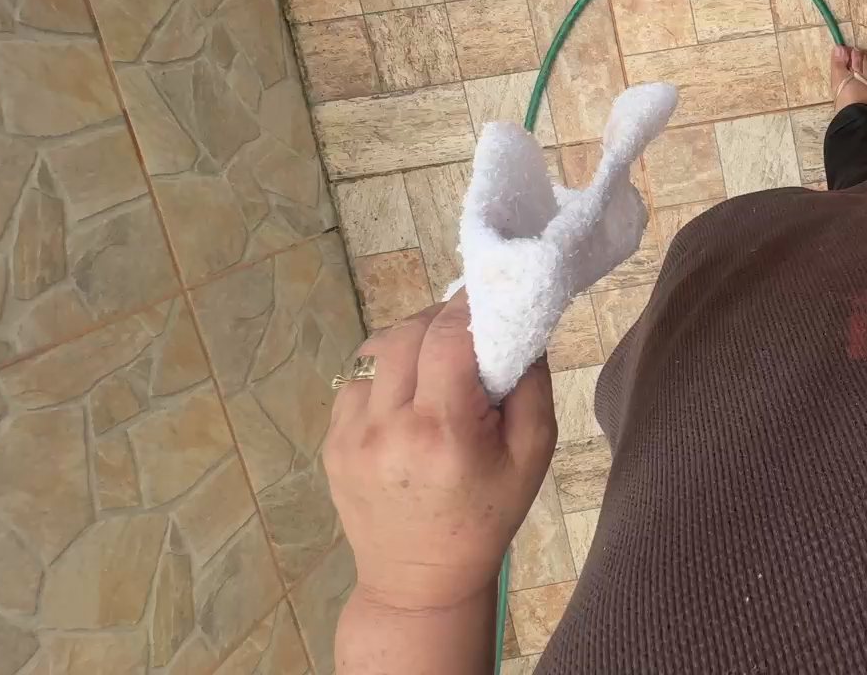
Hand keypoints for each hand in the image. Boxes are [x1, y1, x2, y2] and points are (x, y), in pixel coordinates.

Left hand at [324, 293, 556, 614]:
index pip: (448, 338)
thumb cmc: (490, 511)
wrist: (420, 576)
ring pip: (375, 350)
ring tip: (443, 348)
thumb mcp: (535, 449)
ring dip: (412, 335)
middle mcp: (386, 428)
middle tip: (473, 319)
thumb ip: (533, 383)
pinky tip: (414, 382)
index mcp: (441, 430)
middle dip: (442, 315)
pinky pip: (357, 378)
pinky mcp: (332, 443)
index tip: (491, 289)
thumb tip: (520, 328)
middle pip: (406, 334)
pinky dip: (388, 364)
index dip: (470, 305)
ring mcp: (349, 436)